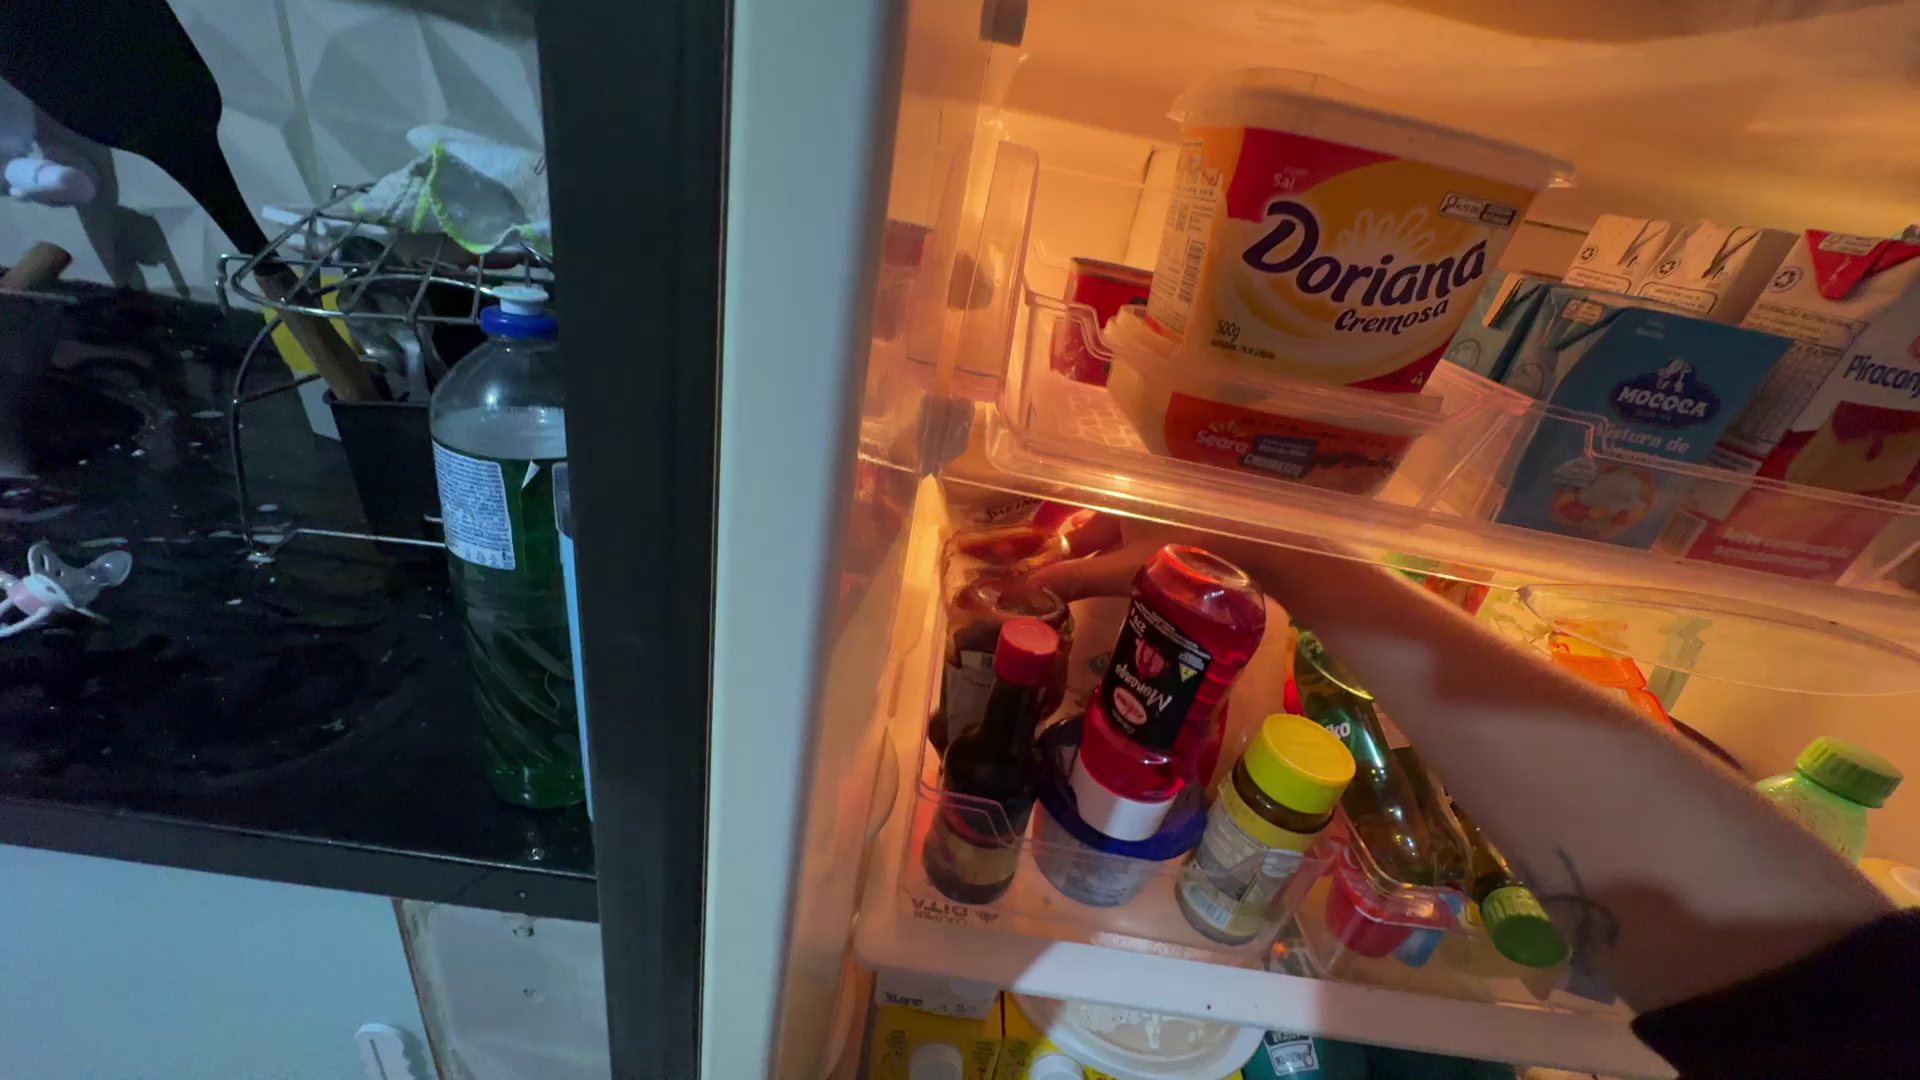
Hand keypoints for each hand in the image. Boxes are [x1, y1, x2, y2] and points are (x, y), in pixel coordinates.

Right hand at [1029, 514, 1189, 600]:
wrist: (1257, 549)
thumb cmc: (1183, 552)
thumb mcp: (1125, 571)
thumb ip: (1077, 580)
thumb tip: (1028, 590)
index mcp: (1117, 499)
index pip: (1072, 516)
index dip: (1054, 542)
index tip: (1035, 566)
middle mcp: (1136, 500)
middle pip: (1098, 531)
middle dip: (1080, 559)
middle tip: (1058, 588)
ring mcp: (1163, 514)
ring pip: (1123, 541)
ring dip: (1107, 566)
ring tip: (1089, 595)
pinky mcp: (1185, 529)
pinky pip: (1146, 546)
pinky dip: (1133, 565)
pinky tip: (1131, 588)